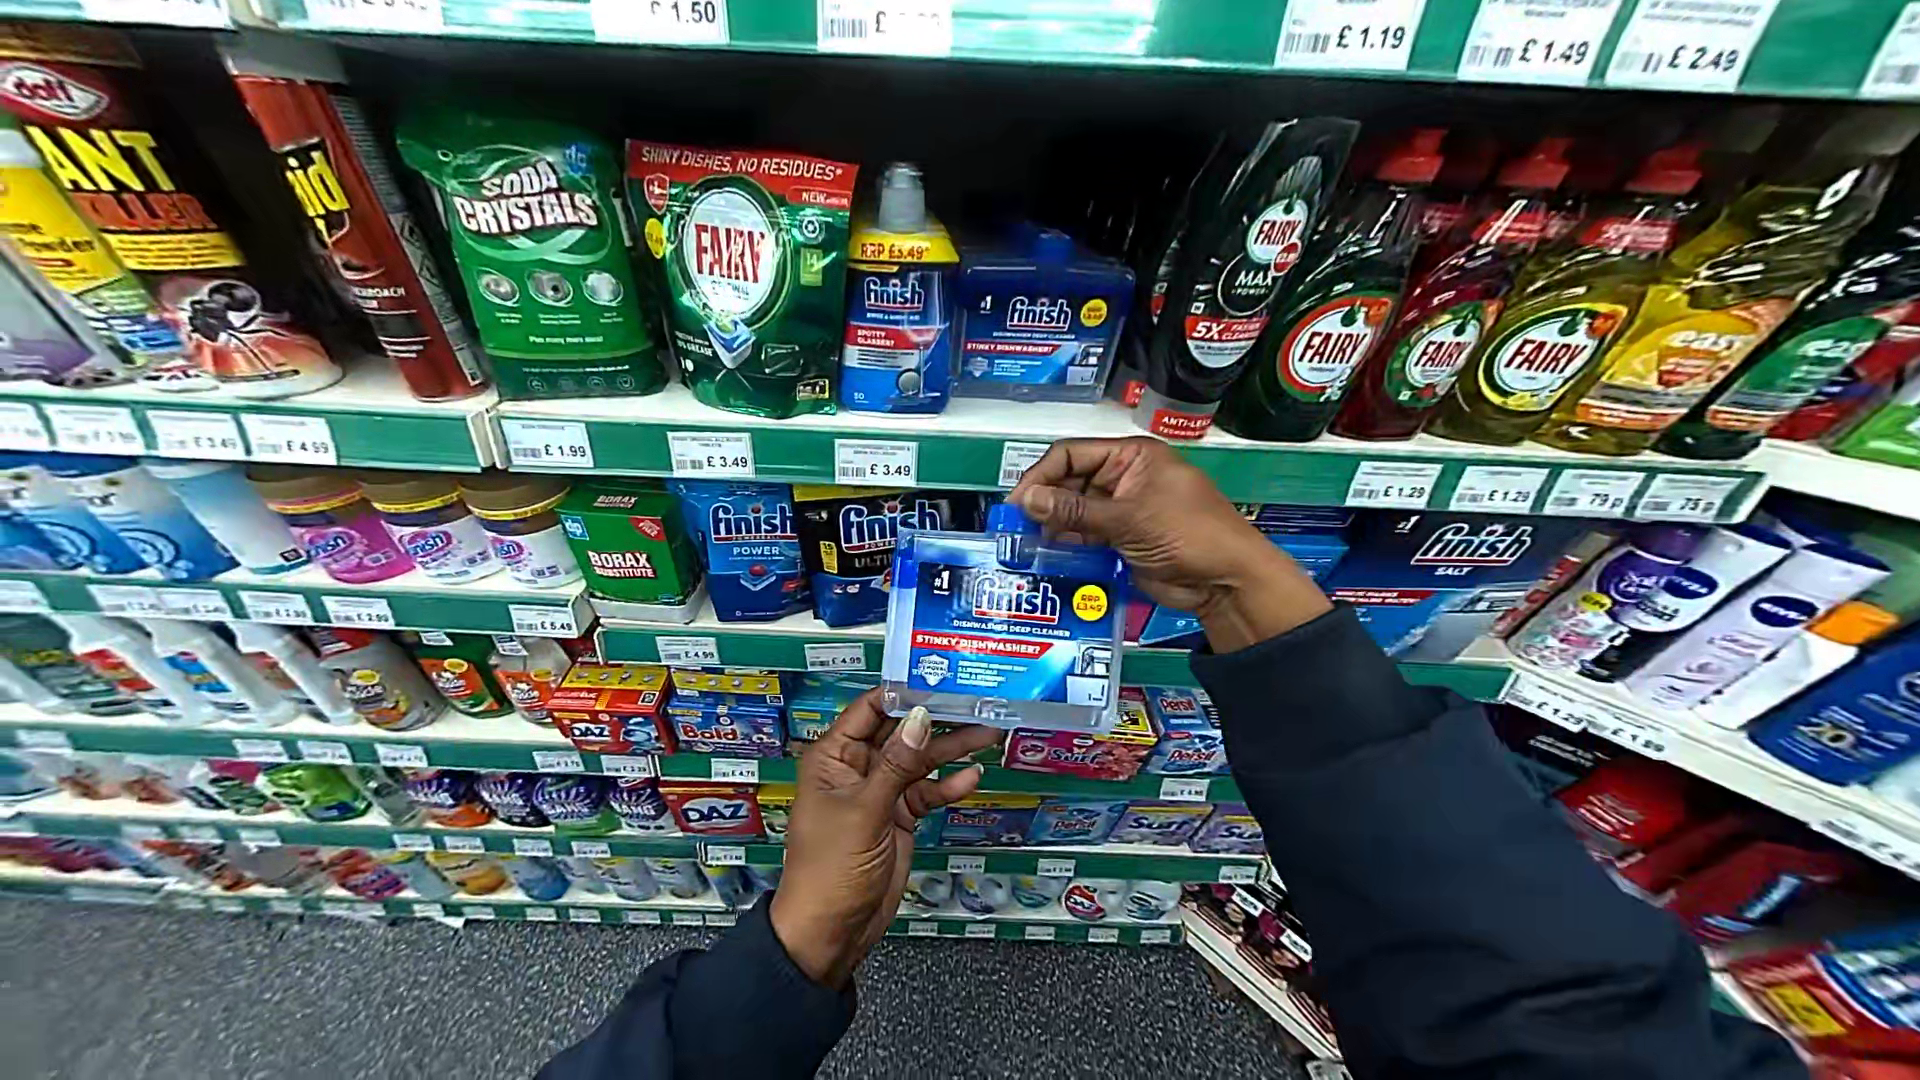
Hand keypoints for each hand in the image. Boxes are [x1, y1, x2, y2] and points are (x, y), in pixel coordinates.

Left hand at [770, 691, 999, 988]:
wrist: (832, 934)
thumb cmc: (831, 867)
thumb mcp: (865, 810)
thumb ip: (897, 763)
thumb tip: (922, 717)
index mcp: (835, 756)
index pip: (870, 710)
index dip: (902, 692)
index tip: (937, 677)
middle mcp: (859, 766)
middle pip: (901, 731)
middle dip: (935, 718)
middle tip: (974, 701)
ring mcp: (882, 791)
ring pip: (920, 760)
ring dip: (951, 749)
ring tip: (988, 732)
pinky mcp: (900, 814)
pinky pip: (927, 791)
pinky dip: (949, 785)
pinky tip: (973, 777)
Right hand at [1007, 436, 1331, 652]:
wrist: (1226, 582)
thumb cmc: (1185, 534)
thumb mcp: (1128, 518)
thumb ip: (1075, 509)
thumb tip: (1026, 501)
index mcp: (1130, 457)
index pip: (1072, 454)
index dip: (1042, 475)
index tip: (1017, 502)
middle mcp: (1122, 477)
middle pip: (1070, 482)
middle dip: (1045, 502)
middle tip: (1016, 527)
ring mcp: (1121, 509)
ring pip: (1075, 511)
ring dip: (1053, 525)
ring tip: (1025, 543)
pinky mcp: (1120, 538)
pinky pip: (1085, 534)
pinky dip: (1068, 544)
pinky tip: (1047, 555)